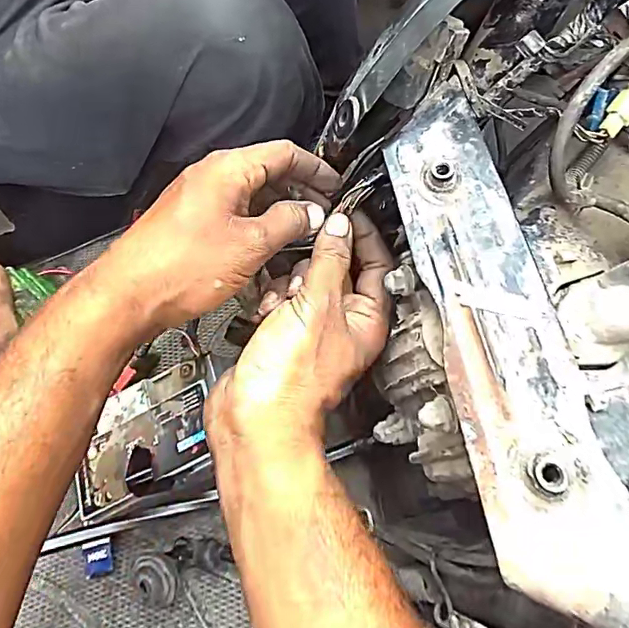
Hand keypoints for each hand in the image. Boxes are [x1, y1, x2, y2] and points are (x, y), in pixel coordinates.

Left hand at [84, 140, 339, 342]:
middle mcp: (210, 176)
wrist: (128, 294)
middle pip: (269, 171)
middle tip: (321, 214)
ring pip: (252, 195)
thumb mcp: (250, 245)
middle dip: (300, 193)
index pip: (285, 152)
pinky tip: (265, 249)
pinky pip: (233, 213)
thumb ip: (288, 222)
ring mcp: (198, 197)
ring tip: (298, 236)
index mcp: (227, 169)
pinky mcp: (190, 219)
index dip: (316, 168)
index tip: (334, 185)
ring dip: (278, 212)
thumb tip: (310, 213)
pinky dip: (255, 225)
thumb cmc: (175, 268)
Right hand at [207, 210, 394, 453]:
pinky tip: (265, 311)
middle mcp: (343, 323)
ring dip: (289, 281)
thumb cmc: (291, 381)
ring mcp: (312, 328)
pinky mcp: (284, 333)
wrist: (252, 417)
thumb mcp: (316, 304)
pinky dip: (272, 298)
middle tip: (303, 254)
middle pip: (337, 267)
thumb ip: (329, 261)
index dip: (362, 233)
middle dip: (315, 259)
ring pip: (305, 281)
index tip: (345, 210)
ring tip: (280, 297)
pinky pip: (282, 299)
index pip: (376, 261)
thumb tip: (340, 227)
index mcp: (366, 318)